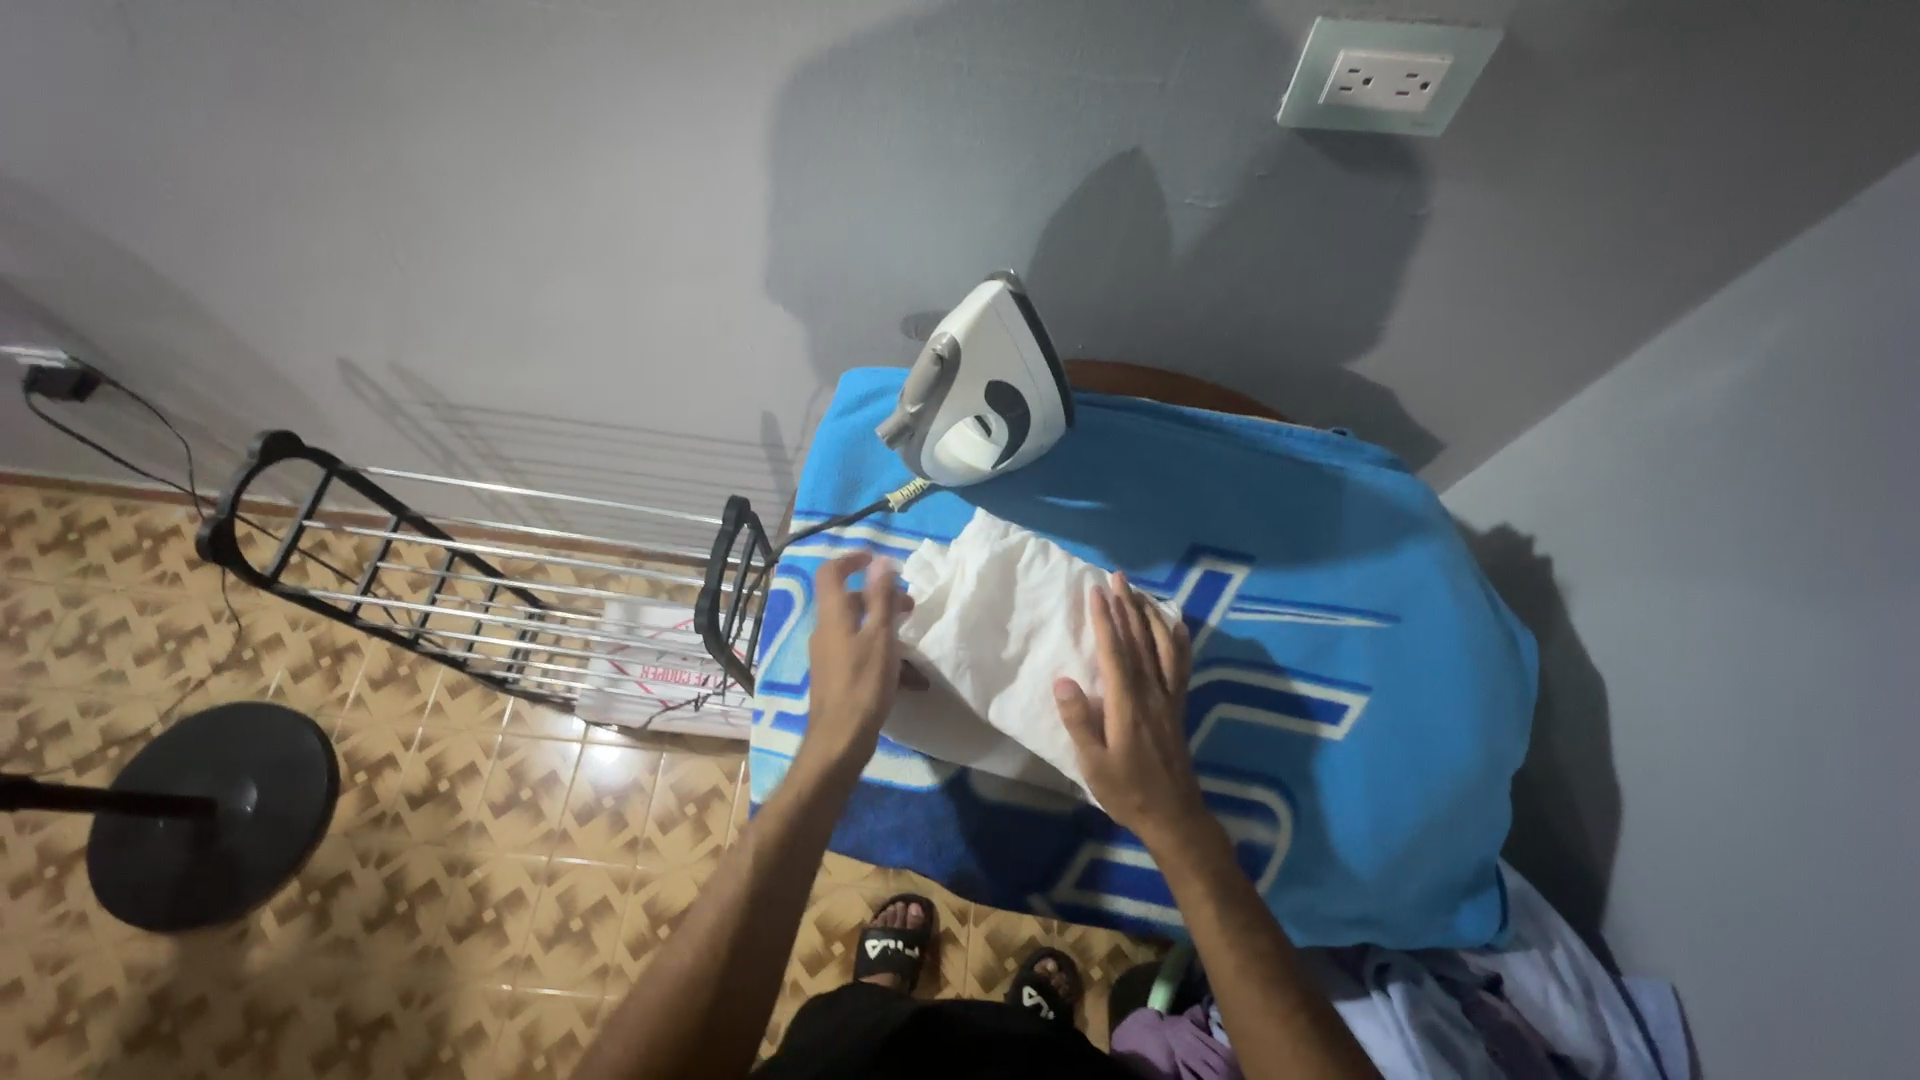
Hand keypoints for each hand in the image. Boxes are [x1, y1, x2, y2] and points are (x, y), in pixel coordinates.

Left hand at [804, 552, 915, 769]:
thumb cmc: (863, 684)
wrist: (840, 739)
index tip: (877, 559)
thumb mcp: (879, 637)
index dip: (851, 559)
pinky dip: (882, 654)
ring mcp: (829, 656)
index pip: (831, 573)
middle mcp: (825, 631)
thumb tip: (881, 561)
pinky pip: (860, 653)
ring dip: (885, 628)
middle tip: (909, 608)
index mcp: (832, 616)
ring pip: (858, 629)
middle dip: (881, 599)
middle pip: (850, 602)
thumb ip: (881, 598)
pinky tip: (908, 677)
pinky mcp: (836, 677)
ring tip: (913, 643)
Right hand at [1053, 574, 1209, 843]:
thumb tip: (1063, 680)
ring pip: (1161, 647)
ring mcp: (1168, 698)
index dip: (1104, 619)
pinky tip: (1176, 626)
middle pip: (1138, 641)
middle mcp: (1151, 693)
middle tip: (1117, 577)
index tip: (1095, 591)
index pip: (1114, 652)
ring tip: (1139, 592)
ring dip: (1149, 616)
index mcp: (1127, 704)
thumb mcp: (1093, 763)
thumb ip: (1078, 721)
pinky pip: (1179, 666)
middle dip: (1126, 606)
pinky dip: (1177, 642)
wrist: (1174, 815)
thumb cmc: (1127, 791)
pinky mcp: (1177, 707)